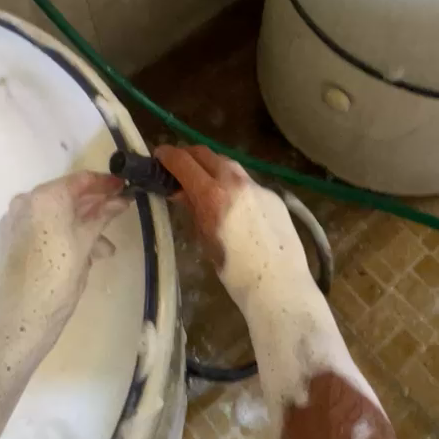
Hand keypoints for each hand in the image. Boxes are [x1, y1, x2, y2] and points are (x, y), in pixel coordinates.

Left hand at [0, 171, 126, 326]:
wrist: (21, 317)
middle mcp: (24, 202)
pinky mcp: (2, 242)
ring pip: (50, 217)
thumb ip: (103, 216)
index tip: (122, 187)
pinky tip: (70, 256)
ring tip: (100, 251)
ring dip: (75, 227)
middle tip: (113, 216)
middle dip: (91, 209)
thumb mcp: (86, 244)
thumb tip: (120, 200)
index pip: (80, 180)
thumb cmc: (60, 277)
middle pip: (64, 197)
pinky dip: (52, 236)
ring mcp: (9, 222)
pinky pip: (33, 231)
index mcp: (46, 197)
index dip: (104, 183)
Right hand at [154, 146, 314, 312]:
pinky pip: (247, 181)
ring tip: (203, 181)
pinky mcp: (273, 195)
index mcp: (213, 195)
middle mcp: (235, 182)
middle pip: (206, 154)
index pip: (184, 162)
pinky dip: (232, 183)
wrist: (279, 284)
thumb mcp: (204, 239)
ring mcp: (257, 186)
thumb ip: (193, 209)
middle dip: (188, 155)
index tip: (159, 156)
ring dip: (211, 166)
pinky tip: (232, 201)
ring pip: (228, 164)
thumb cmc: (234, 271)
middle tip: (178, 166)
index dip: (168, 155)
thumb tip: (181, 191)